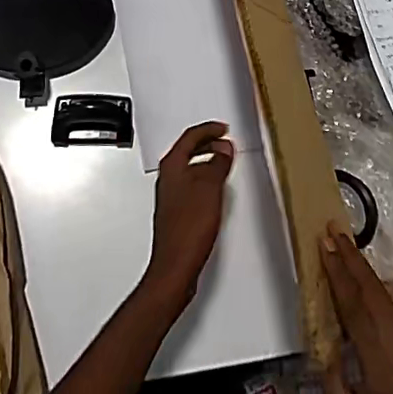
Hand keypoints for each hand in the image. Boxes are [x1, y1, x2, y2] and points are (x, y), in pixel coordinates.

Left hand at [143, 121, 235, 301]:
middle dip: (207, 142)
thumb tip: (223, 148)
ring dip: (207, 160)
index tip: (222, 127)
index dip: (208, 129)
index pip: (190, 136)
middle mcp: (169, 178)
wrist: (175, 266)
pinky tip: (215, 189)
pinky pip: (192, 184)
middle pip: (188, 150)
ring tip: (223, 159)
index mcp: (173, 166)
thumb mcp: (210, 188)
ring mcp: (171, 195)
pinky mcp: (177, 211)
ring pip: (190, 166)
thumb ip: (218, 164)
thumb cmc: (187, 230)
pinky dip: (205, 178)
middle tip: (223, 139)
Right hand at [320, 221, 392, 393]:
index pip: (356, 306)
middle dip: (353, 259)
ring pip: (387, 302)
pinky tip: (364, 282)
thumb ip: (333, 370)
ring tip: (346, 245)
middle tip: (334, 228)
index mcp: (385, 364)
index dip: (337, 272)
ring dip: (364, 272)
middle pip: (375, 296)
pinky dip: (375, 292)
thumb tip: (324, 338)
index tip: (323, 243)